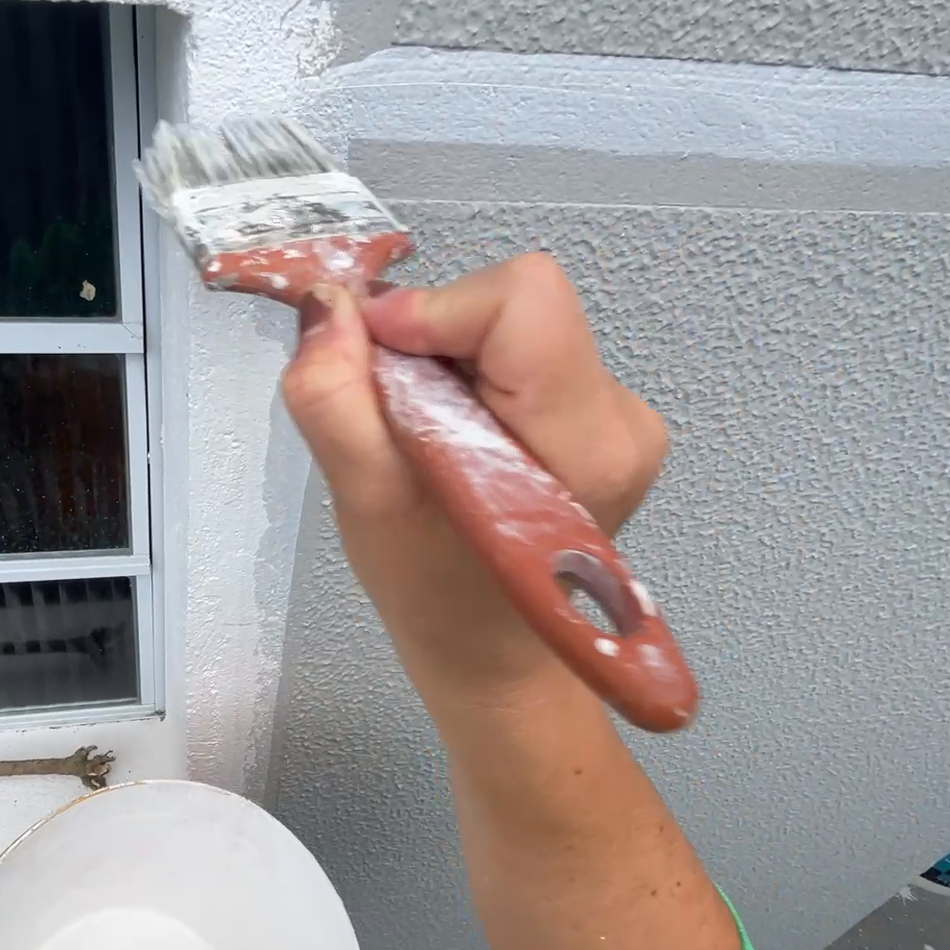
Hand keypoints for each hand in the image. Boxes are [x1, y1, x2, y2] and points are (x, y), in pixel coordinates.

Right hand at [282, 253, 669, 700]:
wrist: (492, 652)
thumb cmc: (432, 594)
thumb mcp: (365, 503)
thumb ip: (335, 401)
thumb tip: (330, 307)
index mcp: (581, 441)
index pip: (523, 298)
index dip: (435, 310)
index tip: (376, 358)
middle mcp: (620, 416)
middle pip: (511, 305)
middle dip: (429, 340)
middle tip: (389, 409)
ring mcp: (619, 414)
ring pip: (510, 322)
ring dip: (442, 359)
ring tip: (418, 435)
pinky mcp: (600, 413)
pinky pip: (520, 348)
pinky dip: (465, 373)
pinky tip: (447, 436)